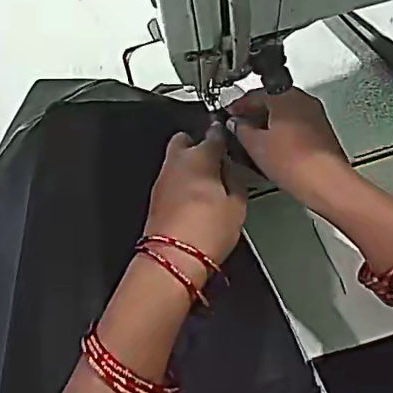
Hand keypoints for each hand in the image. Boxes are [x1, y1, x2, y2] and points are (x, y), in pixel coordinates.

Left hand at [144, 127, 248, 265]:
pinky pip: (170, 177)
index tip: (229, 144)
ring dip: (188, 164)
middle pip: (186, 140)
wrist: (172, 258)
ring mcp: (162, 177)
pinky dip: (180, 180)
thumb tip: (232, 169)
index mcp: (200, 157)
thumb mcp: (237, 206)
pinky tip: (192, 197)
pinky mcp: (155, 194)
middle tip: (215, 162)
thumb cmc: (206, 232)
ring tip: (206, 184)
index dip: (224, 137)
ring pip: (175, 158)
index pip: (214, 134)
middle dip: (199, 145)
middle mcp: (177, 161)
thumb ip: (235, 179)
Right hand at [226, 88, 356, 207]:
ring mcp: (316, 118)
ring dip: (268, 126)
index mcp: (287, 96)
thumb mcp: (254, 144)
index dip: (238, 106)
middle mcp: (304, 102)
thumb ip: (240, 129)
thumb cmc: (296, 162)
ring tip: (254, 142)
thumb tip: (237, 125)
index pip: (255, 95)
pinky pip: (297, 129)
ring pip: (285, 116)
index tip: (229, 115)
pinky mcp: (322, 136)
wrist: (325, 183)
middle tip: (239, 127)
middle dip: (254, 115)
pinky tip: (273, 152)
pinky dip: (282, 136)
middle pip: (272, 102)